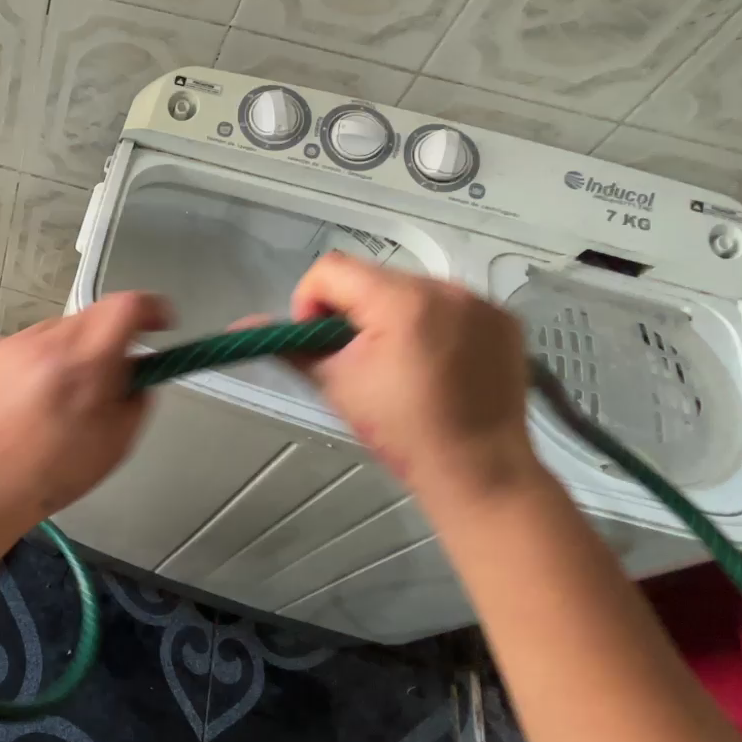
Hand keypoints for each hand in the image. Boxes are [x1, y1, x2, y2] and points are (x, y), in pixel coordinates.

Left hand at [0, 292, 170, 524]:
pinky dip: (42, 361)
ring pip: (62, 329)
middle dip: (112, 339)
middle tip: (109, 378)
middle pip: (95, 314)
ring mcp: (13, 344)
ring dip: (74, 351)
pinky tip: (31, 399)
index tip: (160, 323)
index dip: (152, 308)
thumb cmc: (48, 477)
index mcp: (82, 366)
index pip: (126, 306)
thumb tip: (140, 367)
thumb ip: (137, 396)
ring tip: (61, 399)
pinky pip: (30, 344)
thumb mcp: (115, 444)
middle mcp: (45, 344)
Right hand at [253, 253, 540, 506]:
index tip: (325, 346)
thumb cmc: (401, 431)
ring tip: (400, 364)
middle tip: (359, 360)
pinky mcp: (504, 318)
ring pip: (407, 288)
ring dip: (390, 315)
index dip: (311, 303)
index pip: (330, 269)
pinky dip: (430, 323)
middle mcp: (446, 288)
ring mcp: (480, 302)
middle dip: (352, 312)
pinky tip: (435, 363)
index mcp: (401, 301)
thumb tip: (237, 326)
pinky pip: (447, 303)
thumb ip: (289, 346)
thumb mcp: (334, 384)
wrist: (480, 472)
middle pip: (369, 277)